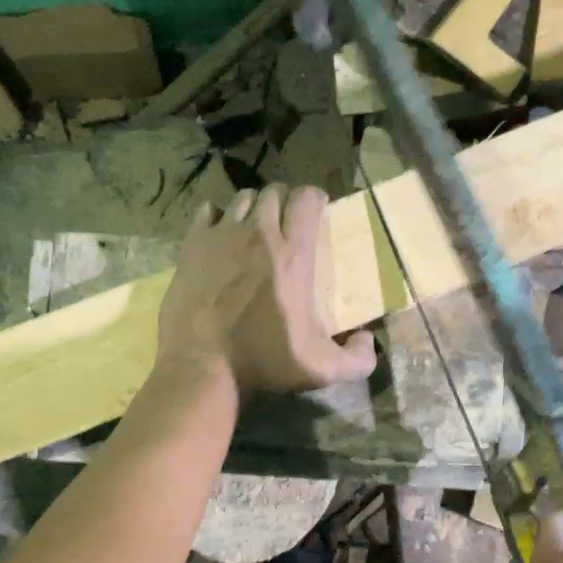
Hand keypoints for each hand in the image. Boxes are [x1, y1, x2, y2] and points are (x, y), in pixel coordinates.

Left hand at [157, 184, 376, 394]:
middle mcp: (260, 234)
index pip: (307, 198)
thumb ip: (359, 358)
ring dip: (253, 207)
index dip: (314, 199)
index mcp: (295, 255)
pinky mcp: (193, 245)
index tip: (316, 213)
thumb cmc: (263, 363)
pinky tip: (221, 233)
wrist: (202, 367)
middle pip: (275, 192)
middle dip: (284, 201)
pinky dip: (218, 216)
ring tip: (254, 227)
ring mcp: (223, 236)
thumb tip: (368, 338)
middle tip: (285, 222)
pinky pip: (208, 211)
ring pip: (243, 198)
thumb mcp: (323, 370)